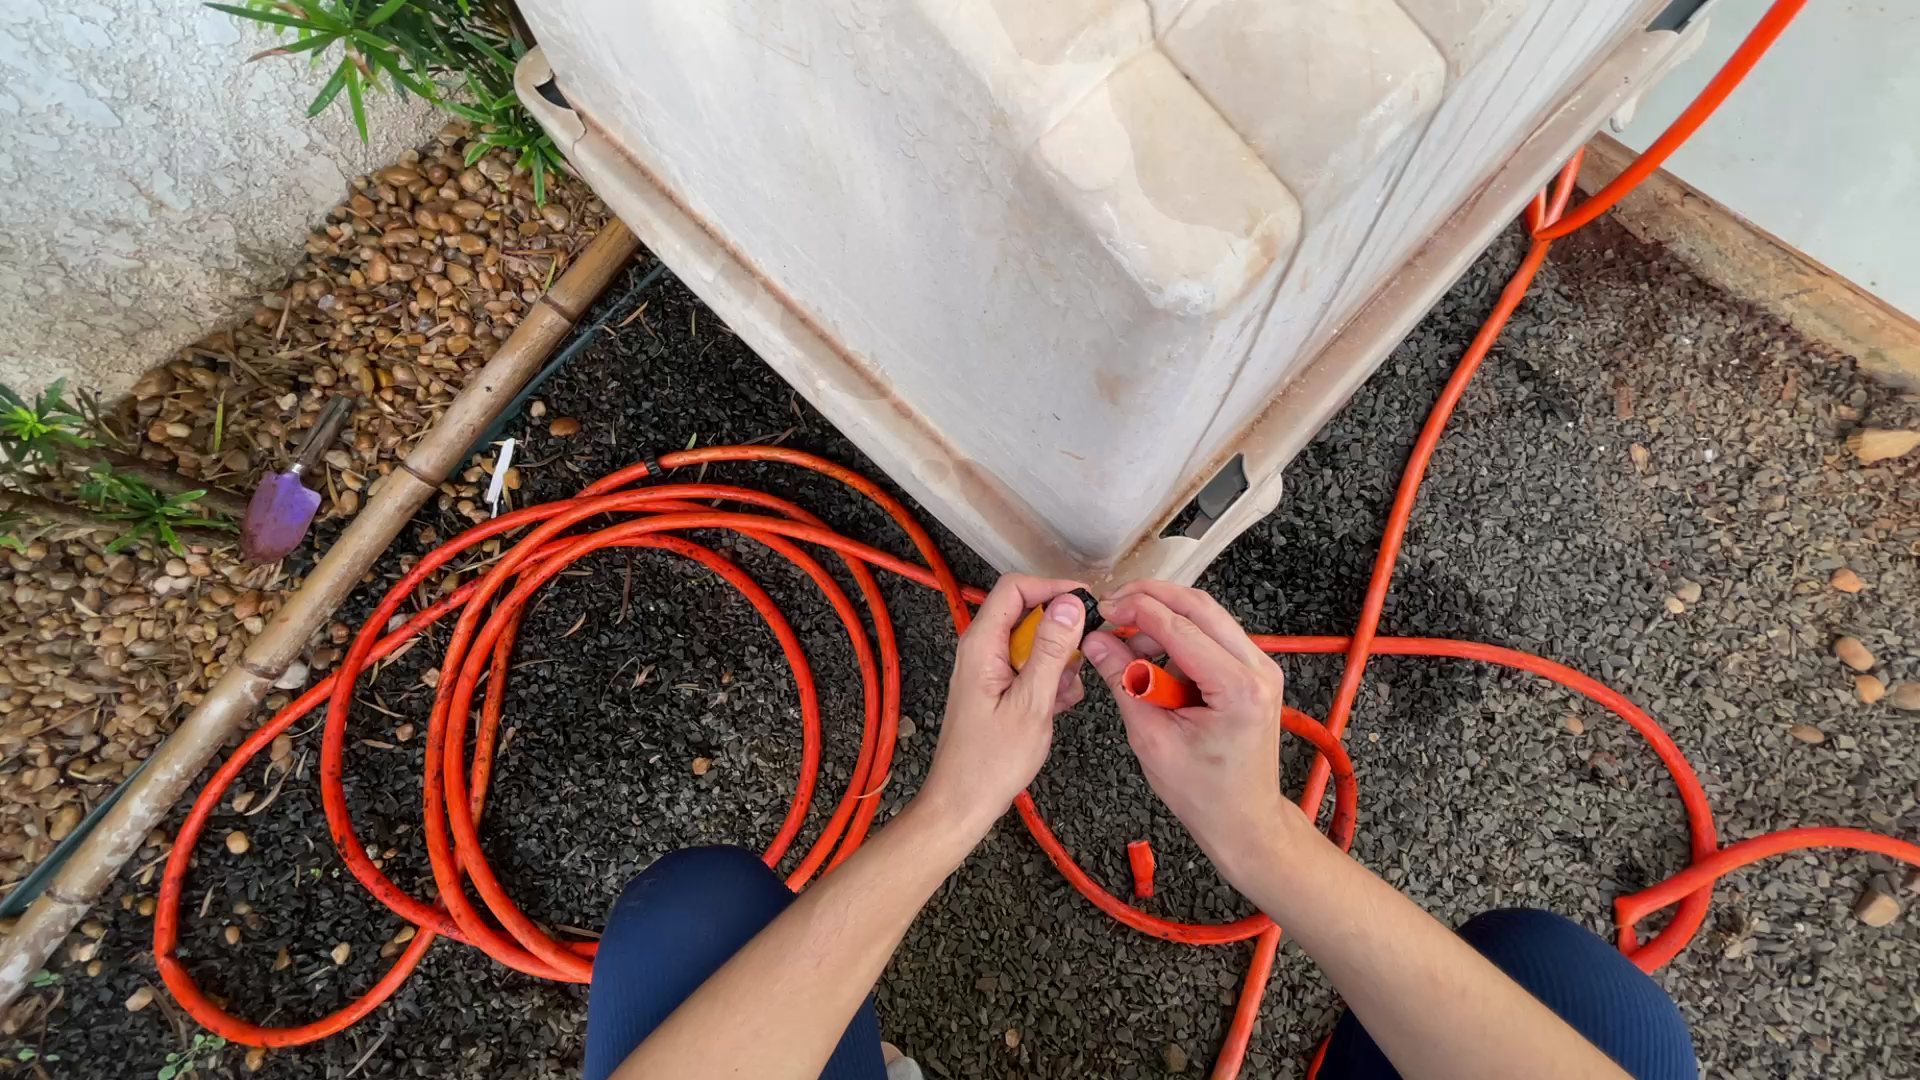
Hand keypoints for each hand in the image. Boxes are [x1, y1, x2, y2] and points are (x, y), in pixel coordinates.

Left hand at [917, 573, 1088, 837]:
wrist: (963, 802)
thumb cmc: (992, 760)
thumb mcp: (1031, 703)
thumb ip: (1052, 651)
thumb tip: (1071, 603)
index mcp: (981, 644)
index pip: (1015, 588)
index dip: (1052, 587)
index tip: (1087, 603)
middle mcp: (981, 648)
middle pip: (1025, 612)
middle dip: (1060, 630)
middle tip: (1085, 654)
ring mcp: (988, 668)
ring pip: (1032, 641)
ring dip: (1058, 660)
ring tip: (1068, 691)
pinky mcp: (997, 686)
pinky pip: (1029, 666)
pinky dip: (1049, 679)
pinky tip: (1059, 705)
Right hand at [1081, 580, 1307, 873]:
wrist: (1244, 819)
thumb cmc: (1202, 791)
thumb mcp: (1150, 737)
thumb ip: (1123, 681)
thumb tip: (1095, 641)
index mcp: (1237, 688)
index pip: (1179, 627)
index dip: (1135, 610)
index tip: (1102, 609)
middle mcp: (1258, 668)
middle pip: (1198, 605)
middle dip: (1149, 598)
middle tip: (1111, 604)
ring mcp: (1260, 666)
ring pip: (1205, 614)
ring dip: (1162, 615)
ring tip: (1126, 641)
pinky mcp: (1251, 669)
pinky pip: (1210, 633)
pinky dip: (1177, 632)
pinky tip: (1150, 652)